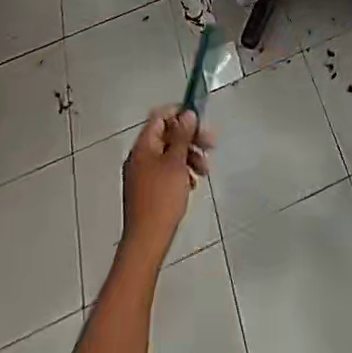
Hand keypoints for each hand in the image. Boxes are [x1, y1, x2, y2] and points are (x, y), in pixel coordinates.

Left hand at [119, 106, 211, 264]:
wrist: (147, 238)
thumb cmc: (162, 198)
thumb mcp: (176, 162)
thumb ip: (182, 136)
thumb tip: (187, 114)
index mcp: (143, 147)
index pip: (159, 117)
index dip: (180, 114)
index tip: (200, 120)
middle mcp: (140, 157)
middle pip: (168, 135)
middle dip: (190, 137)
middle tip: (210, 144)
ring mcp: (143, 174)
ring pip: (170, 153)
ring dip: (189, 155)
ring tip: (204, 169)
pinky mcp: (149, 188)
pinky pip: (167, 169)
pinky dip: (182, 170)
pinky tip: (192, 182)